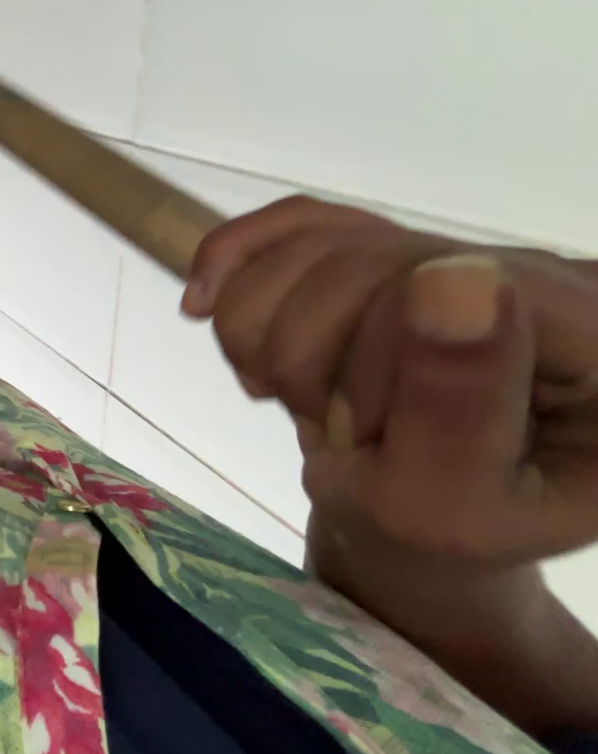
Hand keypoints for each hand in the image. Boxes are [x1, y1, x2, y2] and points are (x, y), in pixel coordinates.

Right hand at [183, 196, 597, 566]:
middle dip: (299, 353)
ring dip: (255, 327)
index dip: (363, 361)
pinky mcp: (393, 250)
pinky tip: (204, 305)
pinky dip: (229, 265)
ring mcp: (466, 255)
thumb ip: (456, 402)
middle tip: (314, 420)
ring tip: (281, 389)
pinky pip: (288, 223)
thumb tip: (454, 274)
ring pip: (308, 242)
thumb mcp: (442, 500)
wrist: (413, 520)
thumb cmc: (437, 531)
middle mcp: (549, 275)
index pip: (447, 292)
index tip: (357, 434)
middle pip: (362, 261)